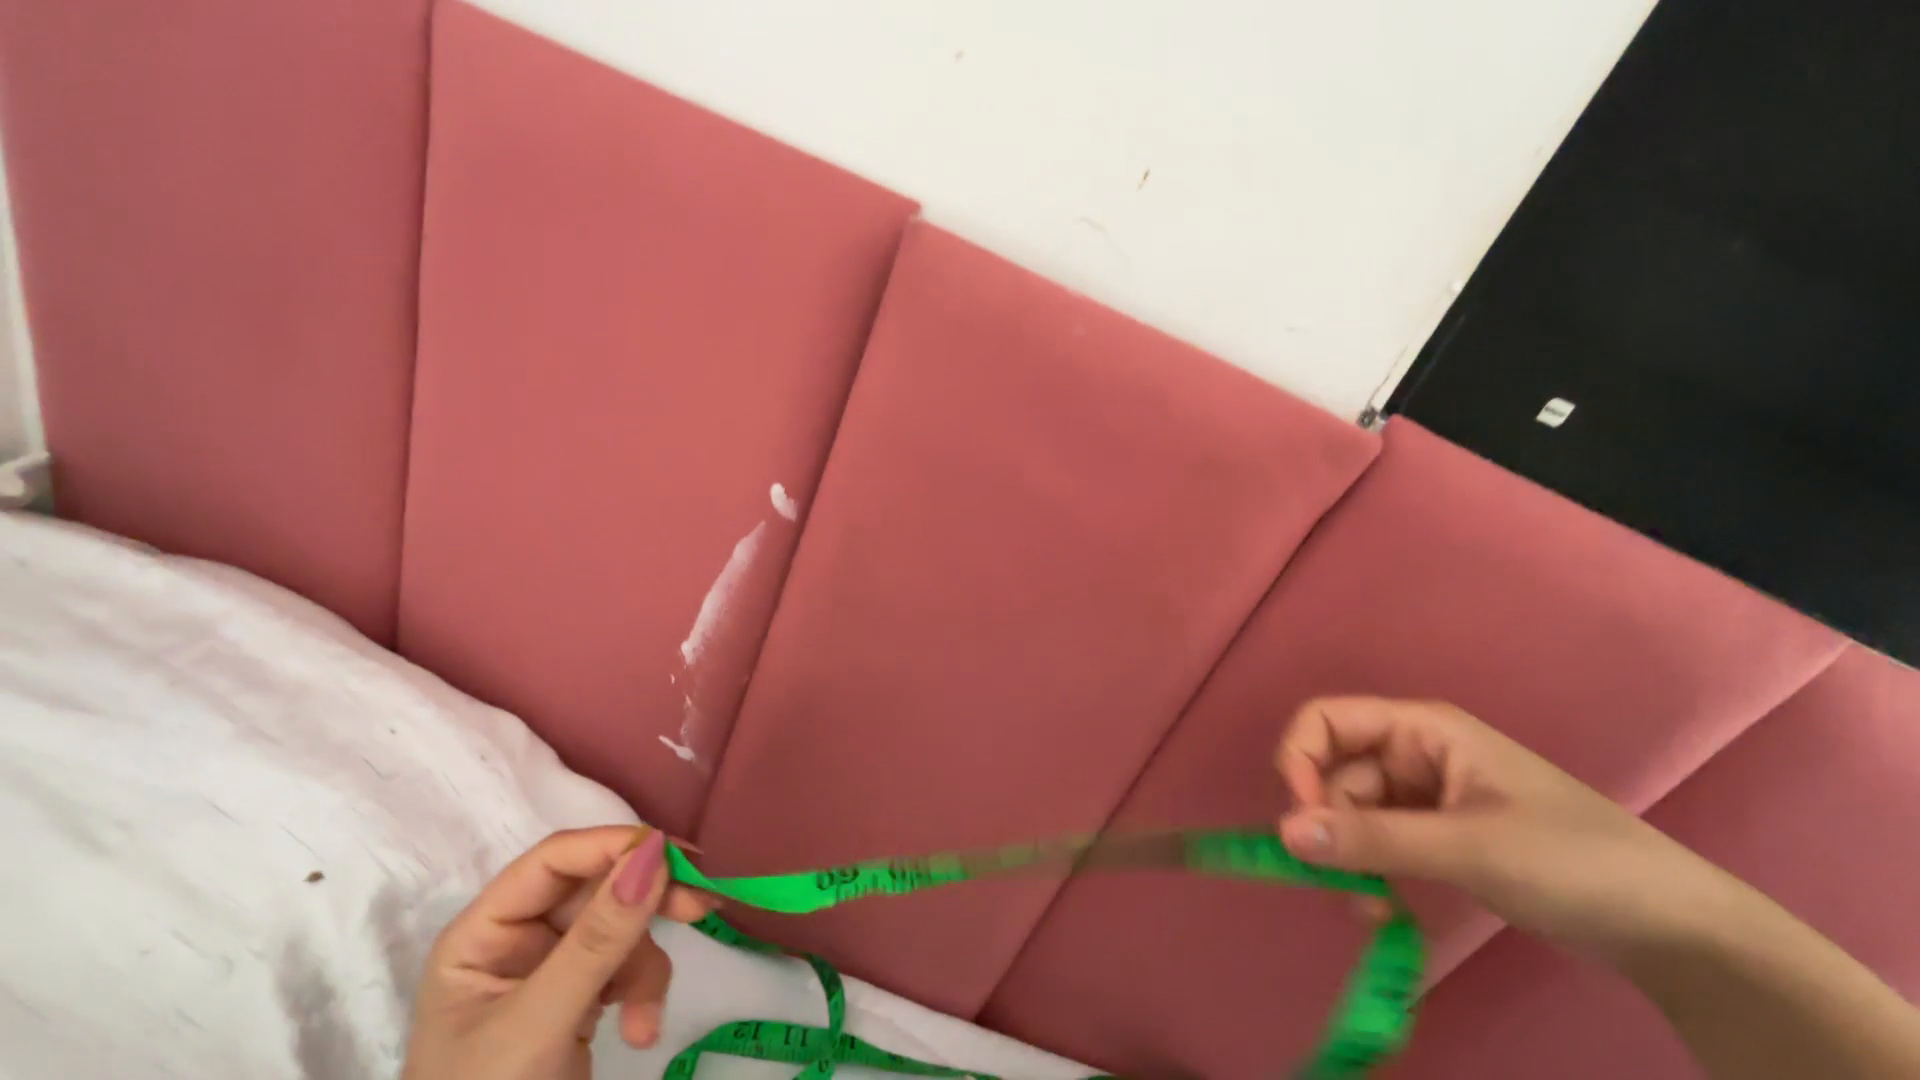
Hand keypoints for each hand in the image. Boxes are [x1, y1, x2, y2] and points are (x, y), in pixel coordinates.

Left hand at [402, 825, 714, 1079]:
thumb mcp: (540, 1022)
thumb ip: (597, 939)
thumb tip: (654, 854)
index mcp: (484, 932)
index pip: (556, 860)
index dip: (615, 847)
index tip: (678, 856)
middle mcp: (517, 940)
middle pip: (598, 889)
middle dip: (647, 904)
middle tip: (702, 905)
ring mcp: (550, 972)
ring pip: (623, 930)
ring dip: (646, 969)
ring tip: (648, 1021)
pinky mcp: (579, 1001)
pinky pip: (627, 969)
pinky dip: (643, 996)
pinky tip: (641, 1033)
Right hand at [1275, 697, 1724, 960]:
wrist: (1672, 928)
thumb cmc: (1573, 863)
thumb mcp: (1468, 847)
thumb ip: (1373, 839)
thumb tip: (1284, 834)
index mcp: (1424, 730)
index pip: (1327, 720)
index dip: (1299, 761)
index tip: (1300, 823)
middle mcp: (1418, 754)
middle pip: (1336, 773)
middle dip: (1328, 826)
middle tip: (1341, 885)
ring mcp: (1429, 797)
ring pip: (1354, 813)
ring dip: (1349, 858)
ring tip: (1373, 910)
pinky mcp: (1441, 837)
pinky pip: (1380, 842)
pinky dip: (1372, 872)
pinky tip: (1385, 909)